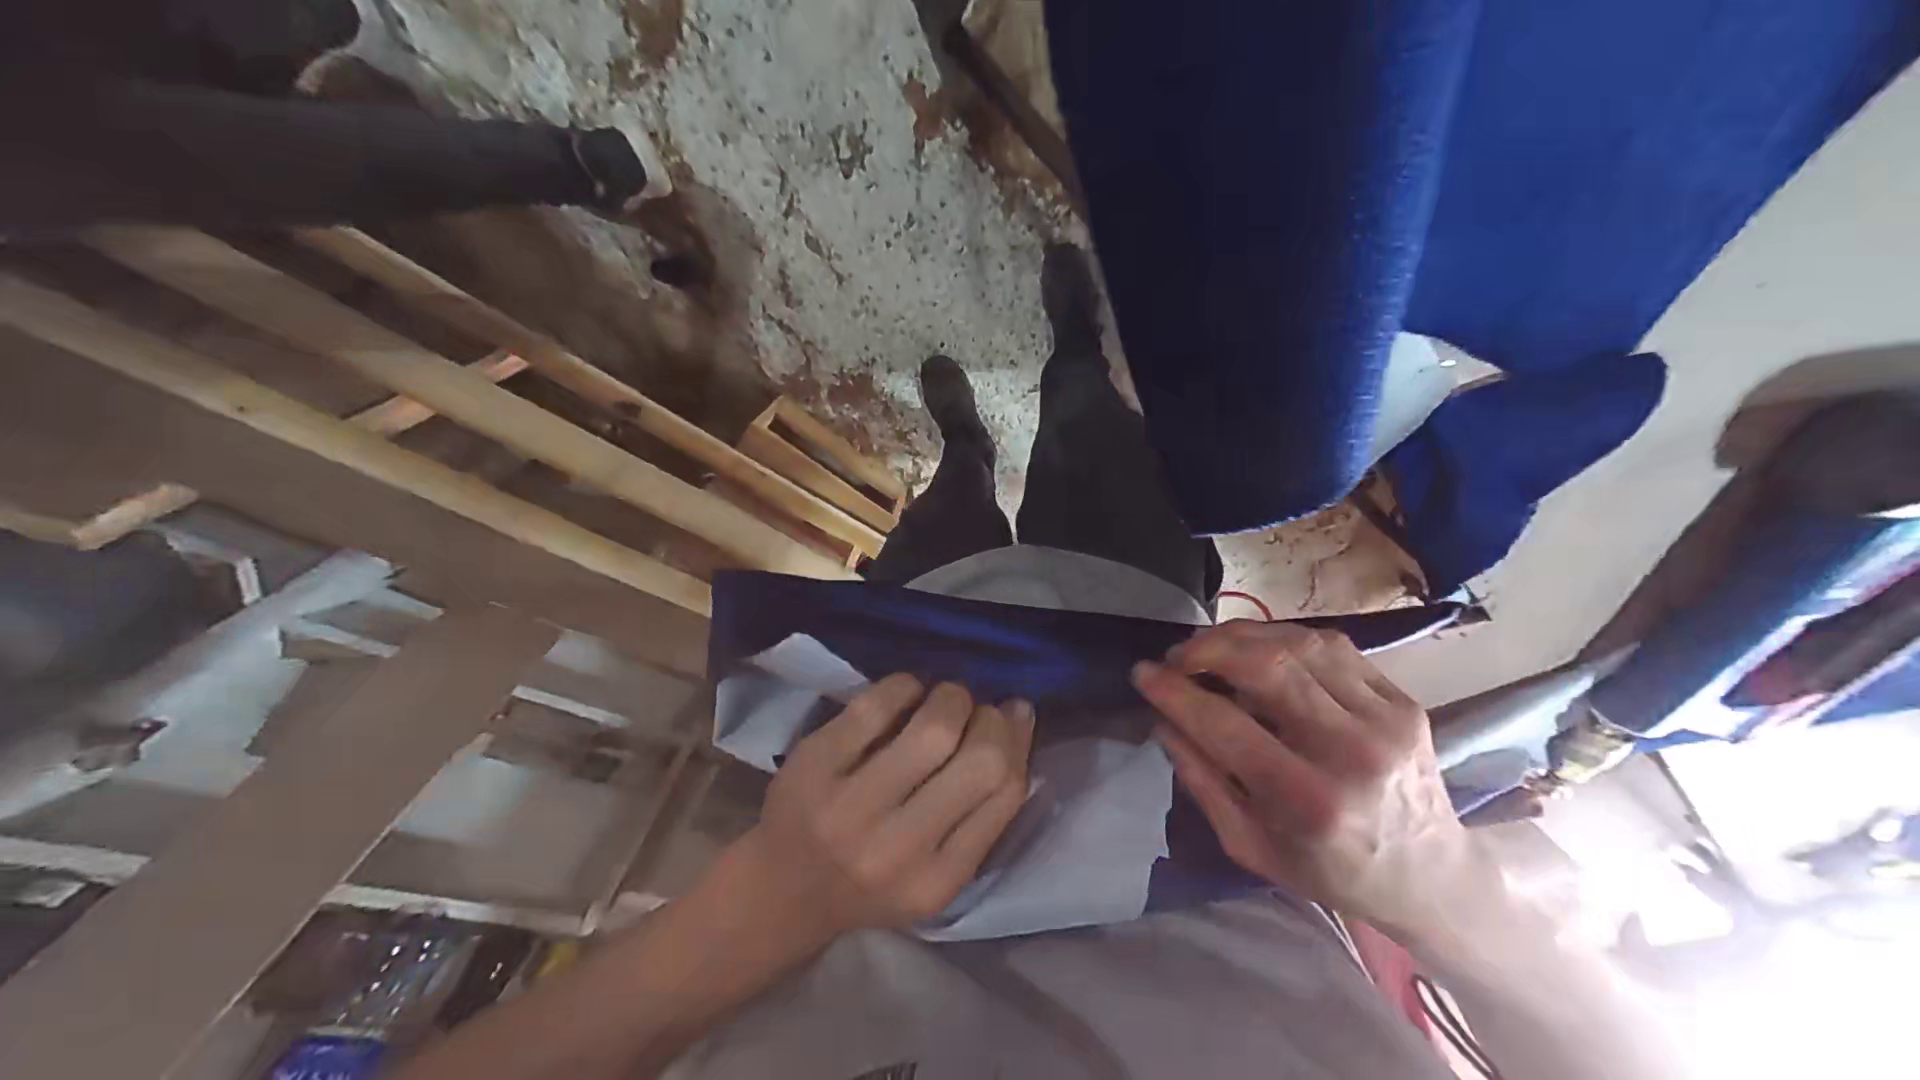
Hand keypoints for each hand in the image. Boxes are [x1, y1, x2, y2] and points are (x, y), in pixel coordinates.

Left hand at [725, 674, 1034, 945]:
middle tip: (979, 710)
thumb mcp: (936, 871)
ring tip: (945, 699)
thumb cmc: (871, 880)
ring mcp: (851, 806)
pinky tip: (906, 693)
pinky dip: (904, 686)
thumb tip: (1019, 721)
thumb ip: (980, 812)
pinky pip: (877, 704)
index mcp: (938, 880)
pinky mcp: (815, 764)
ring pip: (934, 727)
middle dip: (991, 719)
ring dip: (952, 698)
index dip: (1018, 742)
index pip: (1005, 793)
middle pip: (980, 760)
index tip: (1015, 717)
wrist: (783, 890)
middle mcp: (898, 848)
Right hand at [1132, 621, 1492, 936]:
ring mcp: (1384, 720)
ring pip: (1299, 644)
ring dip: (1241, 636)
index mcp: (1307, 801)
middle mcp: (1350, 752)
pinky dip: (1284, 636)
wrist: (1431, 875)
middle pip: (1266, 668)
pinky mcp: (1403, 701)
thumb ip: (1202, 781)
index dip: (1174, 692)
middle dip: (1206, 650)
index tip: (1143, 673)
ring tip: (1211, 647)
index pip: (1224, 725)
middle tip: (1177, 657)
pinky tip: (1258, 648)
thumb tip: (1164, 720)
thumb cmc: (1328, 870)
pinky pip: (1333, 646)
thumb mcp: (1249, 845)